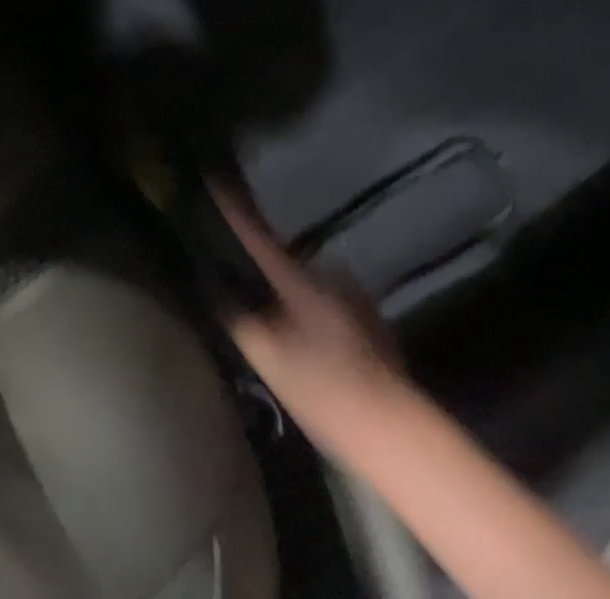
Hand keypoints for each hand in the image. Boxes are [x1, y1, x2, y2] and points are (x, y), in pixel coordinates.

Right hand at [213, 181, 404, 433]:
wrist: (391, 428)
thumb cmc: (324, 391)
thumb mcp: (268, 358)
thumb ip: (241, 320)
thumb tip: (222, 295)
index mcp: (304, 280)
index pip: (260, 239)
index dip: (237, 213)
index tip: (218, 181)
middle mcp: (333, 277)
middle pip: (285, 268)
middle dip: (263, 276)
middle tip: (237, 296)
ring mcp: (356, 298)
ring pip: (307, 290)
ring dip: (289, 302)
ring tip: (270, 333)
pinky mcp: (369, 321)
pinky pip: (326, 308)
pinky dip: (310, 318)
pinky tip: (305, 350)